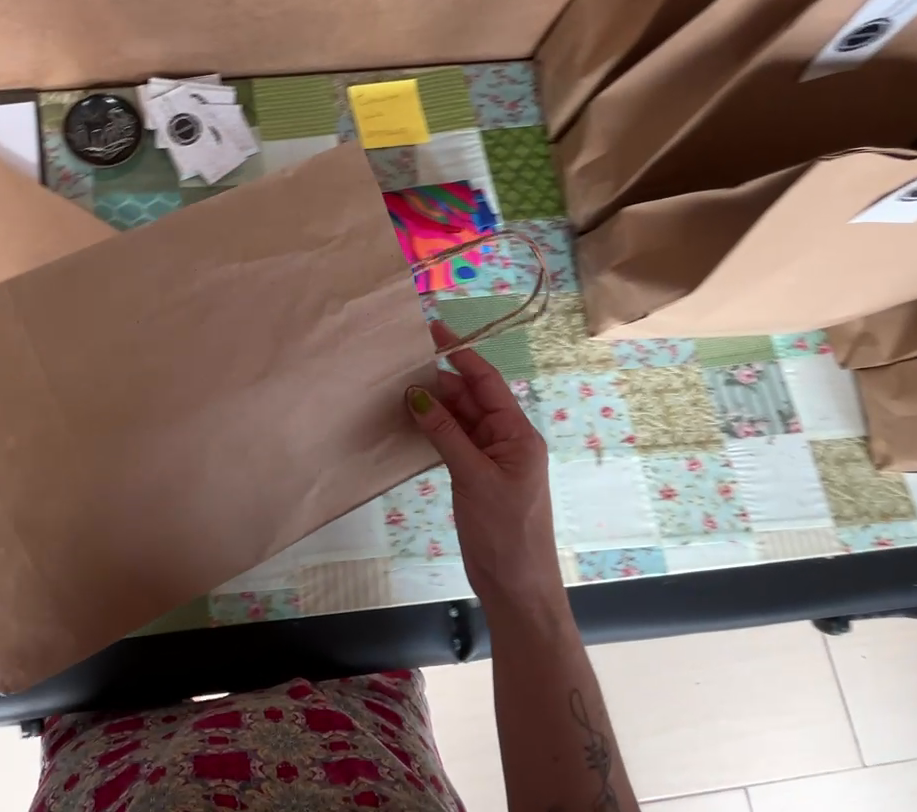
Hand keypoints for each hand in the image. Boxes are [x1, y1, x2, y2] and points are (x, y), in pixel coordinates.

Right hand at [406, 322, 559, 608]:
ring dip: (434, 404)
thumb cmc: (504, 531)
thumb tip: (416, 392)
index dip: (461, 354)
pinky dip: (433, 428)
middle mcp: (506, 439)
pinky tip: (410, 419)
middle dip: (439, 380)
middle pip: (471, 398)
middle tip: (400, 364)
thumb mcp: (474, 477)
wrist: (515, 585)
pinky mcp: (476, 475)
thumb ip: (445, 433)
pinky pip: (453, 440)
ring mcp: (491, 458)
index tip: (433, 330)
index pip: (487, 382)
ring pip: (459, 419)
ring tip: (398, 386)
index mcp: (518, 434)